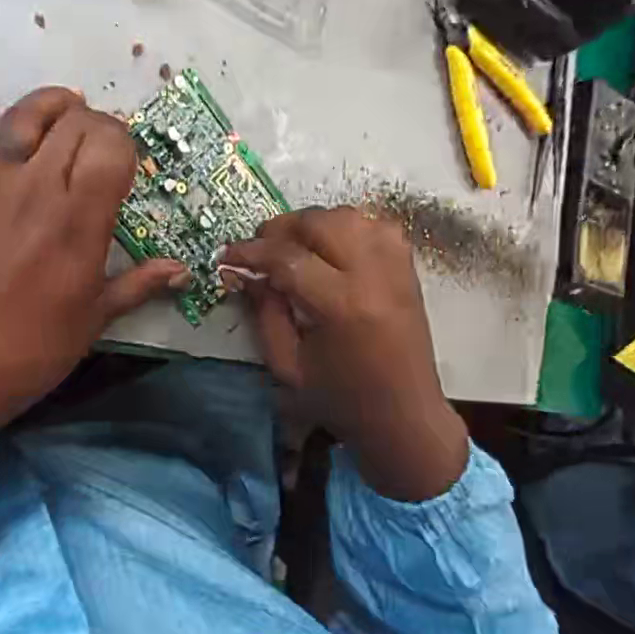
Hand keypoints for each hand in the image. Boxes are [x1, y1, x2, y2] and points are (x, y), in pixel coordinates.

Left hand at [0, 89, 187, 464]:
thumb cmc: (25, 355)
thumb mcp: (90, 324)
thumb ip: (136, 287)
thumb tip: (181, 270)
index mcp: (77, 222)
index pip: (111, 146)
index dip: (125, 142)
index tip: (127, 162)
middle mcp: (34, 190)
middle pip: (73, 125)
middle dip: (96, 124)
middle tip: (100, 145)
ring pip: (21, 119)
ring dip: (49, 104)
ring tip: (66, 106)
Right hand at [219, 207, 467, 500]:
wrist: (404, 418)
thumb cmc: (340, 399)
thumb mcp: (286, 364)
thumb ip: (264, 313)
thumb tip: (243, 273)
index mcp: (341, 307)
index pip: (287, 257)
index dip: (250, 251)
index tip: (226, 256)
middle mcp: (374, 277)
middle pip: (320, 223)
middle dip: (280, 230)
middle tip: (258, 250)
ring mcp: (397, 269)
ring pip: (349, 216)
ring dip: (313, 224)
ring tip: (292, 246)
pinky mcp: (408, 270)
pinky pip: (376, 226)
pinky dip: (346, 227)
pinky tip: (328, 248)